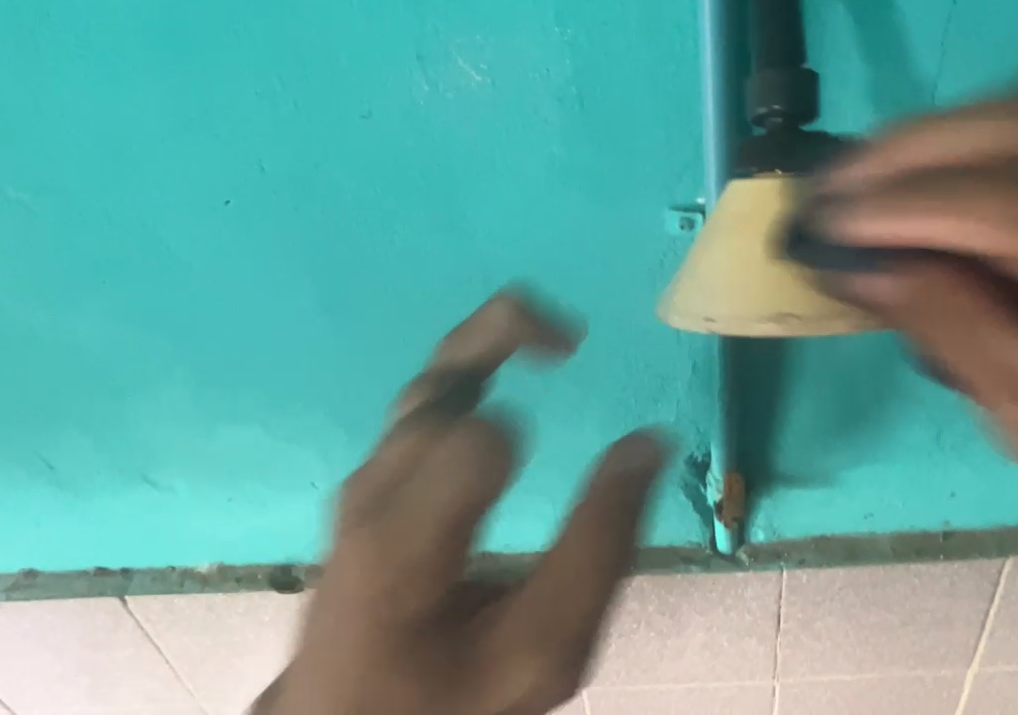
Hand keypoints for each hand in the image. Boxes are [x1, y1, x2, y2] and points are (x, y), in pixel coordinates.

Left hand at [264, 289, 668, 714]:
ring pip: (429, 379)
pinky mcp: (375, 475)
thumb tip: (649, 441)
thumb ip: (599, 548)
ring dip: (488, 341)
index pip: (469, 439)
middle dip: (503, 342)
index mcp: (403, 540)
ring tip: (553, 338)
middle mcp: (375, 489)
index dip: (522, 435)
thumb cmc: (450, 695)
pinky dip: (475, 365)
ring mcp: (369, 476)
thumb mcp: (542, 652)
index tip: (569, 451)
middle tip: (568, 339)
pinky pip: (425, 400)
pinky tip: (508, 372)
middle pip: (441, 385)